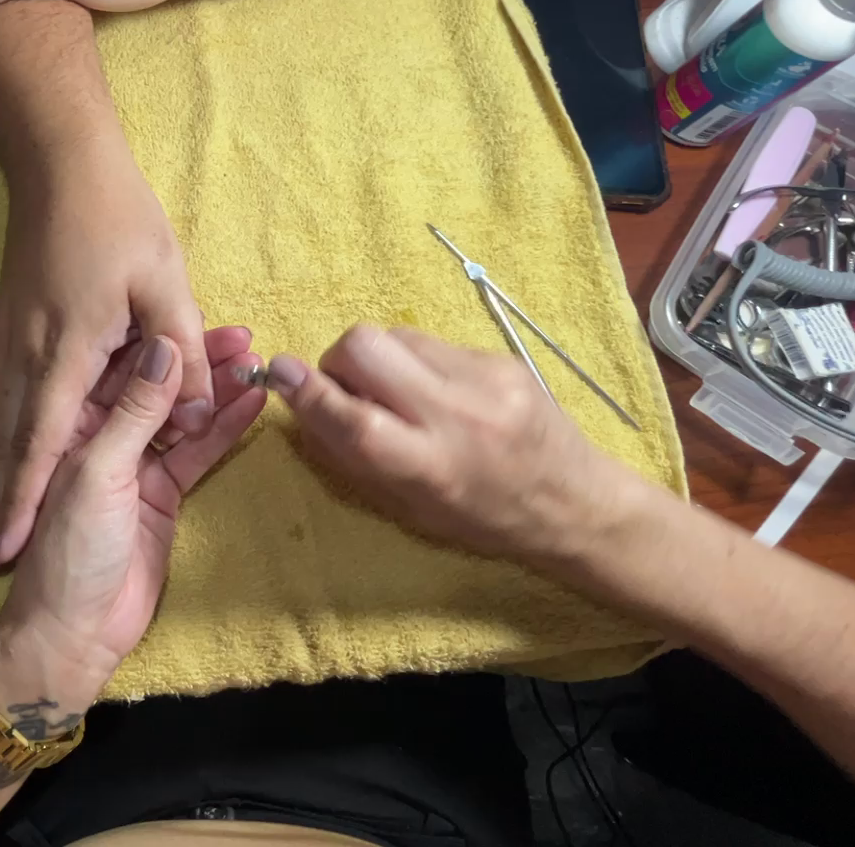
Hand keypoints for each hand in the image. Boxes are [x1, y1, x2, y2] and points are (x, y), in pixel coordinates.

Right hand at [0, 157, 214, 572]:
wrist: (60, 164)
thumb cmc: (119, 222)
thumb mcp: (167, 285)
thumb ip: (181, 354)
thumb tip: (197, 416)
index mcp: (67, 355)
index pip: (41, 445)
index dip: (22, 501)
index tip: (4, 548)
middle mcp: (26, 357)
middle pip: (11, 442)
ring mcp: (10, 339)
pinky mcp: (6, 322)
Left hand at [0, 333, 266, 707]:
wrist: (76, 630)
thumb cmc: (70, 548)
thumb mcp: (100, 471)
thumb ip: (134, 412)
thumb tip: (165, 348)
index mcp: (69, 421)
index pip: (121, 369)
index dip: (164, 342)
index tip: (205, 318)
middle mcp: (100, 434)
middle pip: (155, 389)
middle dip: (197, 363)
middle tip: (245, 338)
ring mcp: (133, 464)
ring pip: (180, 417)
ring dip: (216, 393)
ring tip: (258, 364)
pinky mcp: (160, 492)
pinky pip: (193, 453)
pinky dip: (221, 431)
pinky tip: (251, 406)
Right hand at [268, 325, 629, 565]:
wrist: (577, 503)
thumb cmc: (478, 519)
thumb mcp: (406, 508)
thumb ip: (350, 453)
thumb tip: (298, 398)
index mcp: (430, 468)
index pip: (354, 419)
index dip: (308, 392)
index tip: (277, 371)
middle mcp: (458, 416)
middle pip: (366, 347)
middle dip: (338, 361)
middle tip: (350, 388)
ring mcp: (486, 379)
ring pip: (393, 335)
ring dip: (376, 359)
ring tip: (398, 390)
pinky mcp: (501, 357)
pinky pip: (428, 340)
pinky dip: (413, 360)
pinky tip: (436, 389)